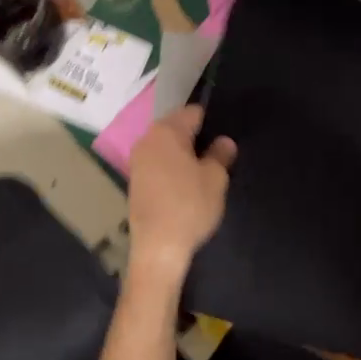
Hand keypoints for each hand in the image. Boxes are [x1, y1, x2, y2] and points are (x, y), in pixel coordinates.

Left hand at [127, 106, 236, 275]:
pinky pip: (158, 167)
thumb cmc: (190, 206)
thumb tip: (224, 142)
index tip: (225, 138)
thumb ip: (220, 155)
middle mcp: (146, 140)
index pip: (192, 113)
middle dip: (196, 140)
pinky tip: (186, 188)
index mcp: (166, 131)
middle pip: (176, 130)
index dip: (212, 122)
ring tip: (203, 175)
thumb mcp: (215, 179)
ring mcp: (137, 162)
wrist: (159, 247)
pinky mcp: (135, 183)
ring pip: (166, 150)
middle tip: (218, 158)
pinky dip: (172, 172)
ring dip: (183, 157)